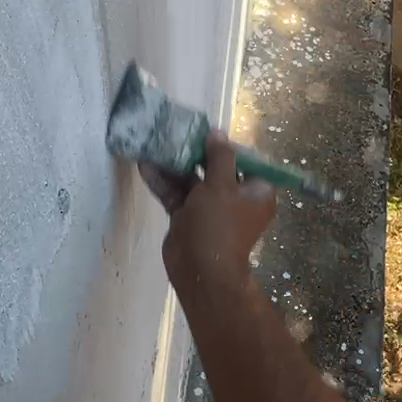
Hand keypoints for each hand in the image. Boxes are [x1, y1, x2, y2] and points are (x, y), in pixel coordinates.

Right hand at [139, 132, 276, 296]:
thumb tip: (218, 133)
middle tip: (176, 131)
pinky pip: (177, 194)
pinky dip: (163, 181)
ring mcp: (209, 208)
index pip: (245, 161)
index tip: (208, 132)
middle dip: (194, 152)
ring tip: (155, 142)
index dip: (227, 146)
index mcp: (255, 192)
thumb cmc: (219, 225)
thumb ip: (219, 157)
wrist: (199, 270)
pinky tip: (145, 164)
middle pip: (215, 168)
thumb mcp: (222, 186)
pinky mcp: (188, 217)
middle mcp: (235, 198)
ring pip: (192, 180)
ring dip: (174, 164)